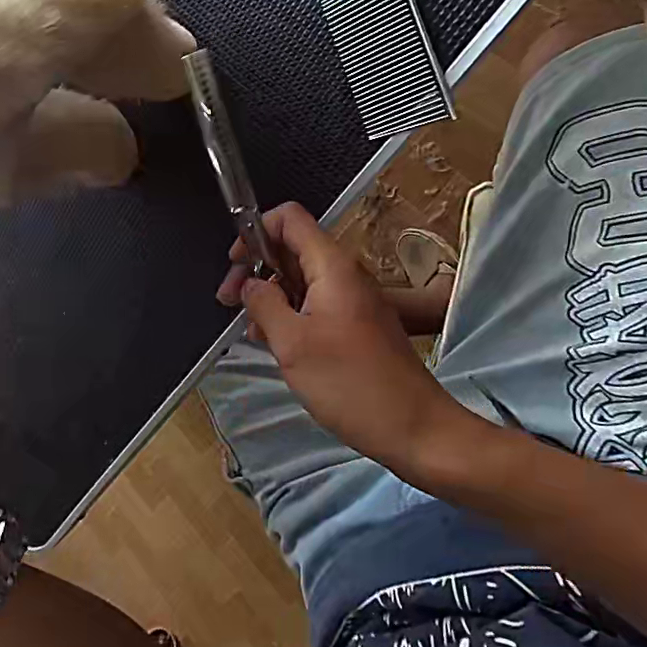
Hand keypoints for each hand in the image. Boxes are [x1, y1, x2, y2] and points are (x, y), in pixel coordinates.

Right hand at [214, 203, 469, 474]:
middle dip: (256, 271)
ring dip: (271, 298)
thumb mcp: (292, 343)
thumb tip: (249, 284)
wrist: (414, 428)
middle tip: (231, 304)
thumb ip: (263, 304)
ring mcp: (352, 299)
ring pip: (301, 280)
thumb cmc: (351, 383)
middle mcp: (344, 274)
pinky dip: (291, 316)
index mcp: (332, 266)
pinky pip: (316, 304)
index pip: (289, 218)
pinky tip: (278, 344)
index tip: (236, 265)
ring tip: (255, 332)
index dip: (255, 232)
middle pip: (291, 249)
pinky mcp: (356, 324)